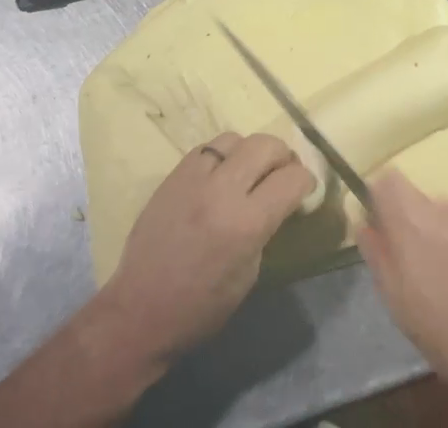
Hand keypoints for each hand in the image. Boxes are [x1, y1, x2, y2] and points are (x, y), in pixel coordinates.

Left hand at [96, 131, 315, 364]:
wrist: (141, 310)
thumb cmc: (202, 307)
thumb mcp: (249, 273)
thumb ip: (265, 229)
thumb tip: (277, 203)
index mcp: (246, 224)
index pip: (291, 179)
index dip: (306, 182)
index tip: (305, 190)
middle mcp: (221, 191)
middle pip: (265, 145)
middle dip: (284, 157)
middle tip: (282, 175)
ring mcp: (192, 179)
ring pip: (234, 139)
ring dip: (250, 152)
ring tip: (249, 173)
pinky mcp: (171, 177)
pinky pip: (205, 149)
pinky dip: (221, 157)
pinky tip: (220, 177)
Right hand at [359, 171, 447, 426]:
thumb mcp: (398, 303)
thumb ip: (378, 256)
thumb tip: (365, 225)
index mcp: (411, 221)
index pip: (387, 180)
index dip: (380, 199)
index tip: (381, 228)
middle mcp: (444, 208)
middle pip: (419, 200)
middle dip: (412, 225)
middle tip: (417, 267)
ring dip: (442, 235)